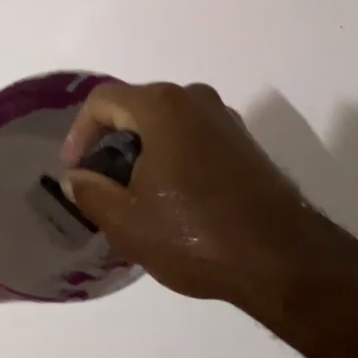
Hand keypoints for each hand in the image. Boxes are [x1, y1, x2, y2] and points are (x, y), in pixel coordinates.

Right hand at [61, 81, 357, 321]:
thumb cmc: (196, 235)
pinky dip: (173, 160)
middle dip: (112, 144)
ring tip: (134, 199)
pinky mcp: (245, 144)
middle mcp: (196, 99)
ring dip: (144, 154)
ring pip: (167, 125)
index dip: (79, 134)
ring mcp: (226, 120)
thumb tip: (77, 177)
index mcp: (162, 106)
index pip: (103, 101)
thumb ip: (91, 193)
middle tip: (101, 187)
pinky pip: (194, 139)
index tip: (76, 172)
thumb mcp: (127, 222)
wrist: (282, 258)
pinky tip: (173, 201)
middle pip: (136, 108)